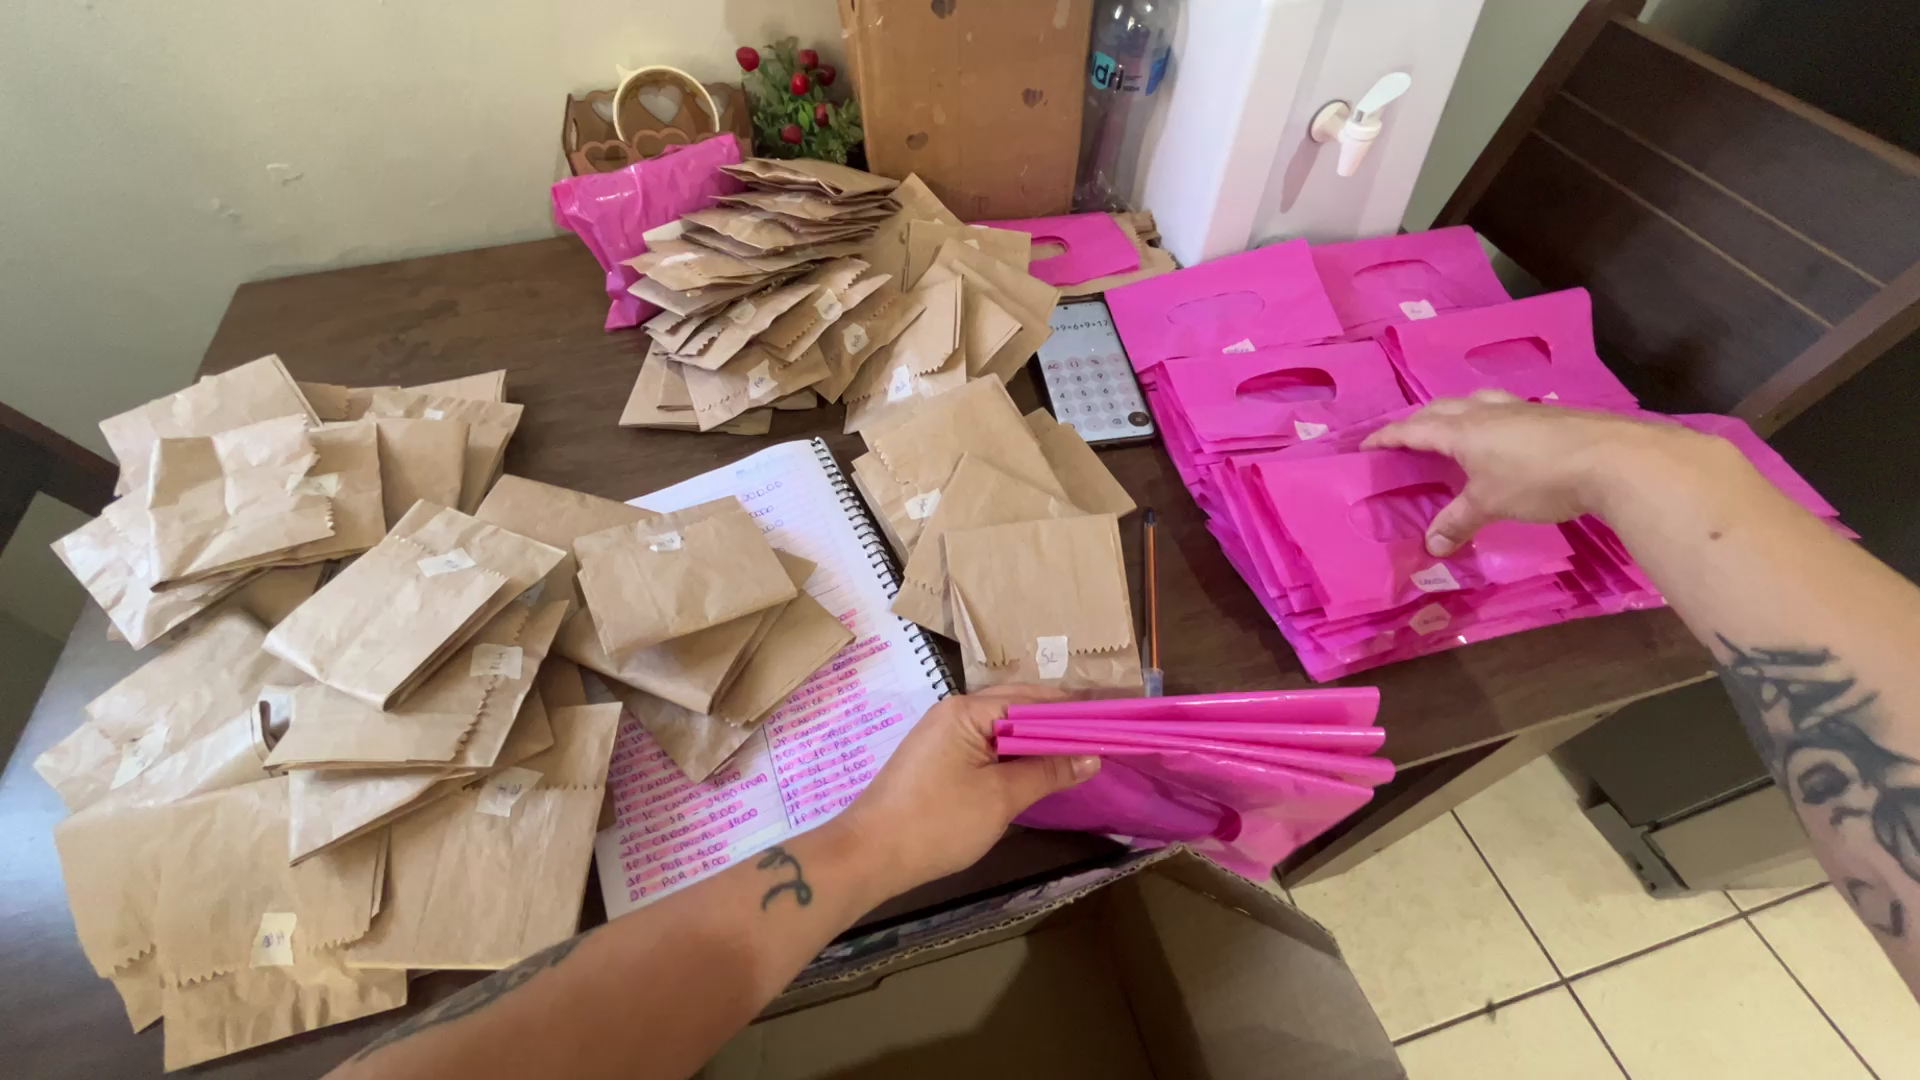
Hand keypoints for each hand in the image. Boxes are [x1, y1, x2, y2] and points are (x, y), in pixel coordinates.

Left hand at [840, 686, 1099, 893]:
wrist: (870, 855)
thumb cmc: (937, 822)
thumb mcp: (1000, 798)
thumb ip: (1047, 772)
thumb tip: (1092, 756)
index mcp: (967, 710)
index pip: (1031, 698)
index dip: (1071, 710)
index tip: (1110, 720)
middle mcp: (953, 711)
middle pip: (1016, 708)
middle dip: (1056, 723)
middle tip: (1100, 737)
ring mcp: (942, 733)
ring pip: (1001, 727)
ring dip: (1036, 740)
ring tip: (1077, 753)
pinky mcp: (937, 756)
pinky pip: (985, 744)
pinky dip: (1013, 753)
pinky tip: (1035, 768)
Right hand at [1362, 391, 1716, 556]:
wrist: (1619, 459)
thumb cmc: (1539, 479)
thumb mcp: (1490, 505)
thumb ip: (1457, 523)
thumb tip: (1432, 548)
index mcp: (1461, 431)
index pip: (1411, 430)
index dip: (1385, 438)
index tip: (1365, 446)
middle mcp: (1486, 413)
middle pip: (1440, 408)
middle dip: (1417, 421)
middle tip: (1406, 437)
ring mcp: (1522, 410)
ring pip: (1475, 401)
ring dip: (1455, 411)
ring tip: (1452, 427)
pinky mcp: (1553, 415)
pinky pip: (1506, 409)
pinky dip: (1489, 418)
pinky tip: (1502, 434)